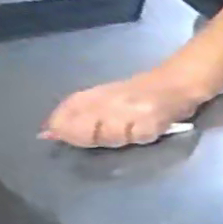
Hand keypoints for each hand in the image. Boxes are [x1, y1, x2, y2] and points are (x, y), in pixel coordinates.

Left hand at [42, 71, 204, 147]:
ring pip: (112, 139)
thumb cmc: (136, 93)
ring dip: (124, 139)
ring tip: (134, 128)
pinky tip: (150, 127)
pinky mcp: (150, 119)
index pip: (60, 123)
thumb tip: (46, 136)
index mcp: (84, 98)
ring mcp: (126, 111)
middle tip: (108, 134)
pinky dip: (145, 136)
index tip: (84, 133)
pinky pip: (139, 138)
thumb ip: (73, 117)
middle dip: (94, 140)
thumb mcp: (99, 101)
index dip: (67, 134)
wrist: (176, 82)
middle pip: (82, 135)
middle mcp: (102, 103)